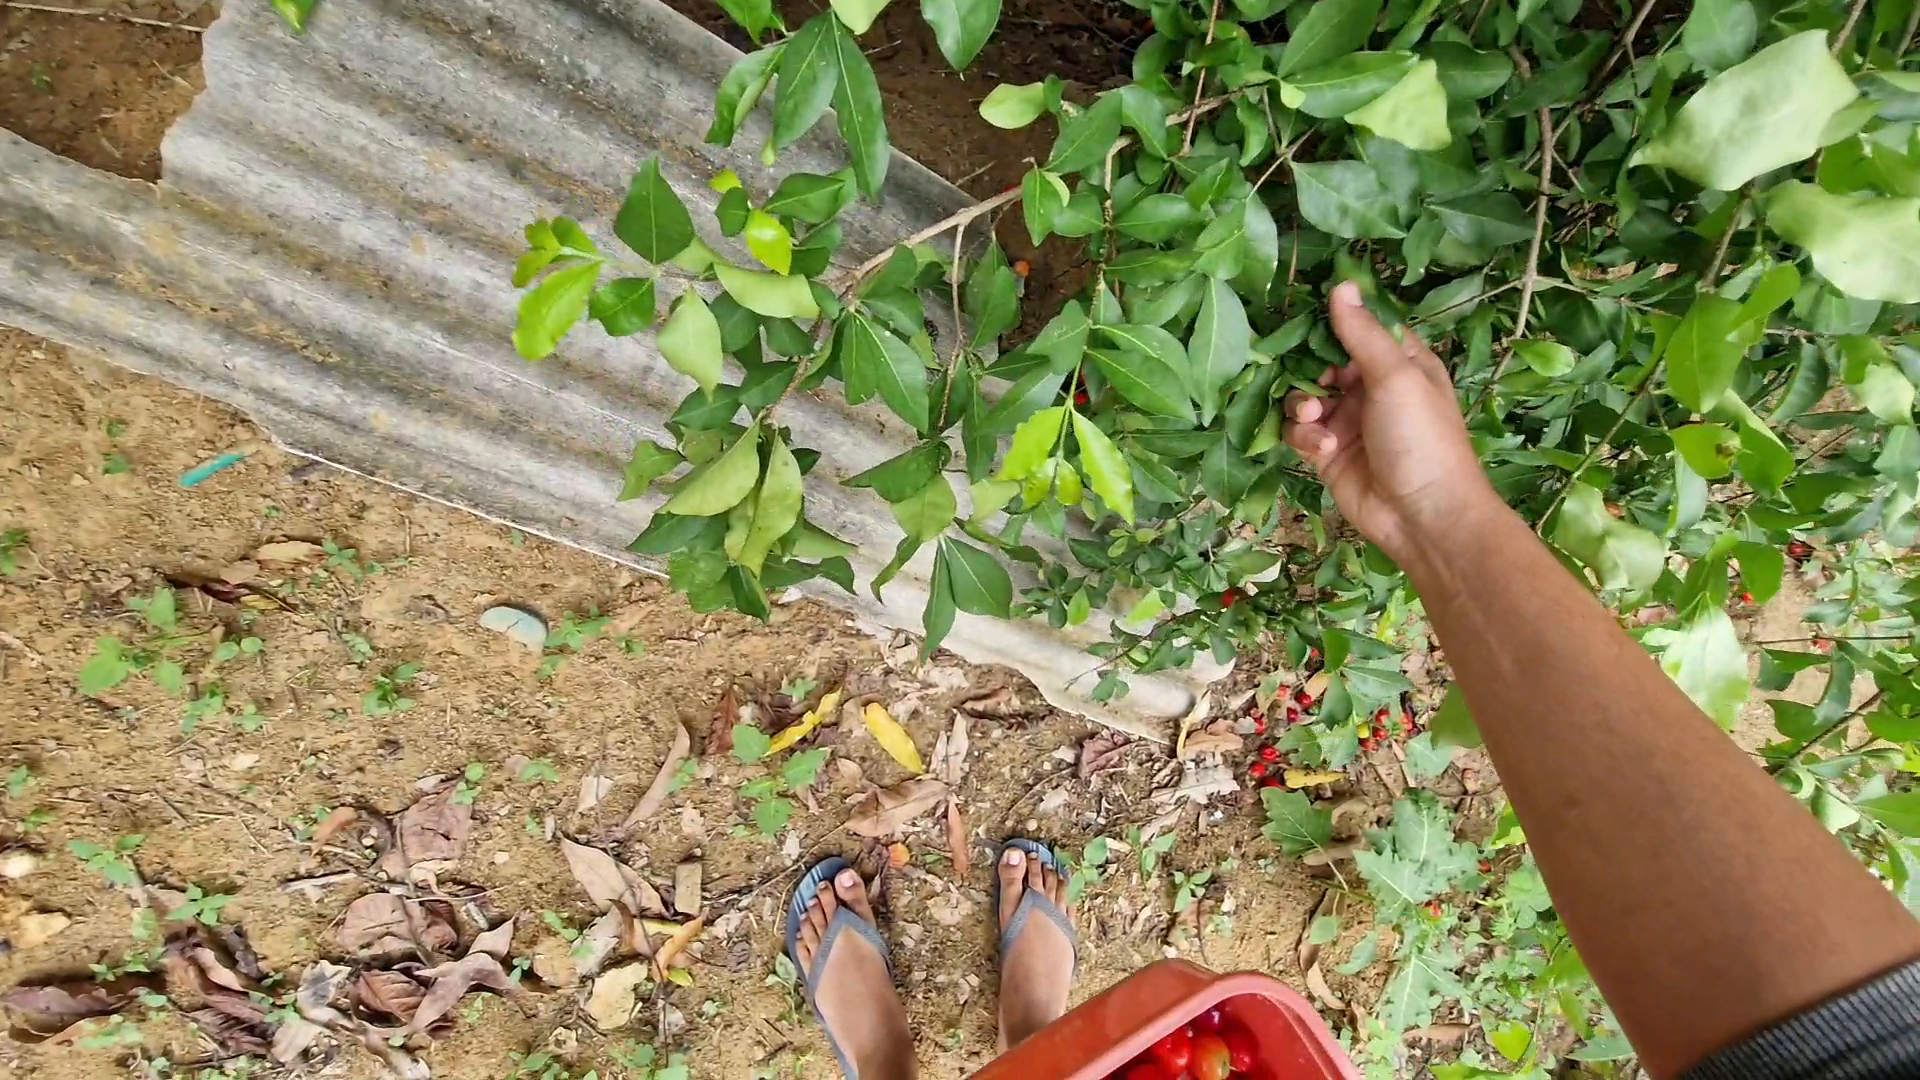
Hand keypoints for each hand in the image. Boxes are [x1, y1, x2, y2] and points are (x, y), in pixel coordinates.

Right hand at [1283, 282, 1499, 565]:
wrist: (1420, 513)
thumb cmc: (1421, 438)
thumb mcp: (1394, 377)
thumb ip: (1362, 334)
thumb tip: (1341, 284)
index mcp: (1398, 363)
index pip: (1358, 330)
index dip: (1332, 326)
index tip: (1303, 323)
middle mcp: (1369, 389)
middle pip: (1320, 364)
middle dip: (1308, 372)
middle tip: (1311, 382)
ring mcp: (1346, 421)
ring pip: (1302, 398)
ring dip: (1302, 406)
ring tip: (1314, 418)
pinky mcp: (1325, 452)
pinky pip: (1299, 433)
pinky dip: (1304, 437)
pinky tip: (1323, 449)